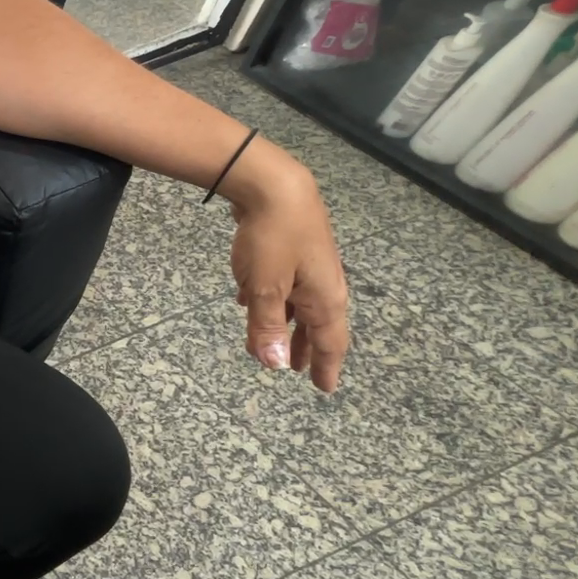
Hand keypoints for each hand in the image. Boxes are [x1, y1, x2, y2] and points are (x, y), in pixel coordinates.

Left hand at [221, 144, 350, 391]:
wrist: (275, 189)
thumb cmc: (271, 240)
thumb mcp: (264, 288)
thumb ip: (267, 326)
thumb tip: (275, 365)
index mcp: (323, 298)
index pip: (329, 342)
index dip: (325, 367)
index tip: (323, 389)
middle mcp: (323, 285)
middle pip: (316, 326)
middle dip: (306, 350)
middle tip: (299, 372)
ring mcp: (309, 267)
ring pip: (298, 306)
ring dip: (287, 327)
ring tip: (277, 345)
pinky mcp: (291, 253)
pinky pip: (283, 287)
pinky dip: (270, 301)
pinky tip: (248, 303)